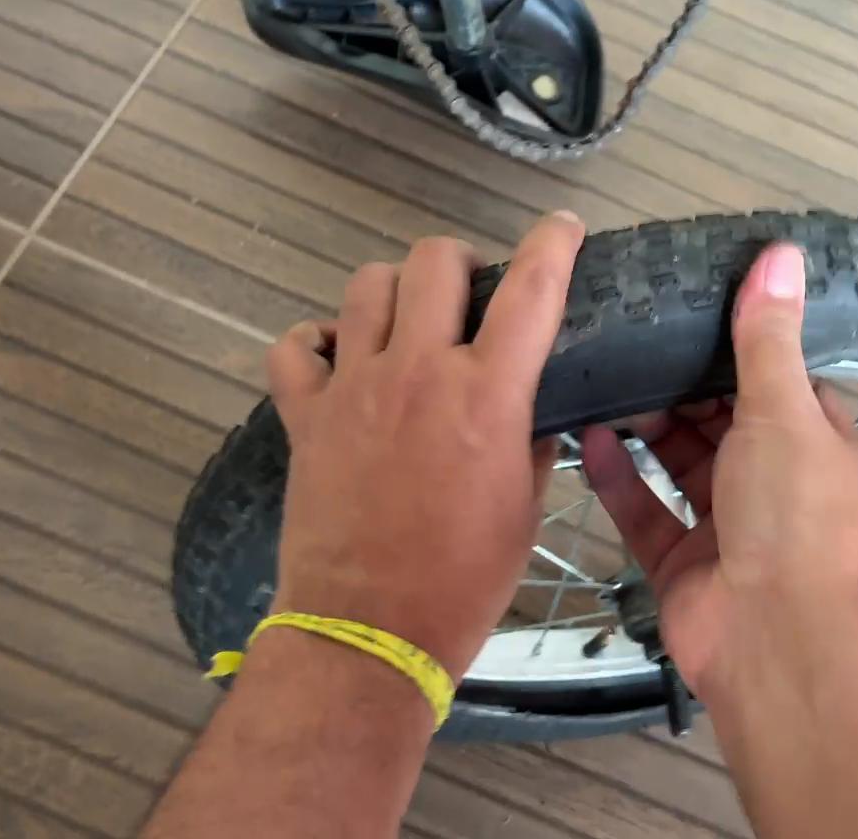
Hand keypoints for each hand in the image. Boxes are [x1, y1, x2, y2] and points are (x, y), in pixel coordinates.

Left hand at [266, 212, 585, 674]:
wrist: (371, 631)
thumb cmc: (465, 576)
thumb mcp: (525, 505)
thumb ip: (531, 440)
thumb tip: (528, 410)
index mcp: (486, 394)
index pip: (530, 290)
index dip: (553, 244)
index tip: (563, 225)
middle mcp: (419, 371)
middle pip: (433, 262)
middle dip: (459, 261)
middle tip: (469, 294)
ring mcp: (353, 387)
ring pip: (365, 286)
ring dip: (395, 291)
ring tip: (407, 322)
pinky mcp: (304, 414)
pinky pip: (295, 346)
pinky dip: (316, 340)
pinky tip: (337, 357)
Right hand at [580, 243, 857, 699]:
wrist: (784, 652)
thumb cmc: (800, 520)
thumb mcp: (786, 413)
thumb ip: (769, 338)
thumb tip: (783, 253)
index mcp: (823, 452)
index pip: (784, 387)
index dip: (744, 353)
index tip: (696, 317)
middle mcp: (781, 489)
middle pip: (726, 424)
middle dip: (684, 388)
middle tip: (634, 343)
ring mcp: (731, 532)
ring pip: (682, 466)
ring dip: (649, 427)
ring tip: (604, 378)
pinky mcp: (685, 566)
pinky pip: (648, 512)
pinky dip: (622, 478)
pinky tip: (589, 437)